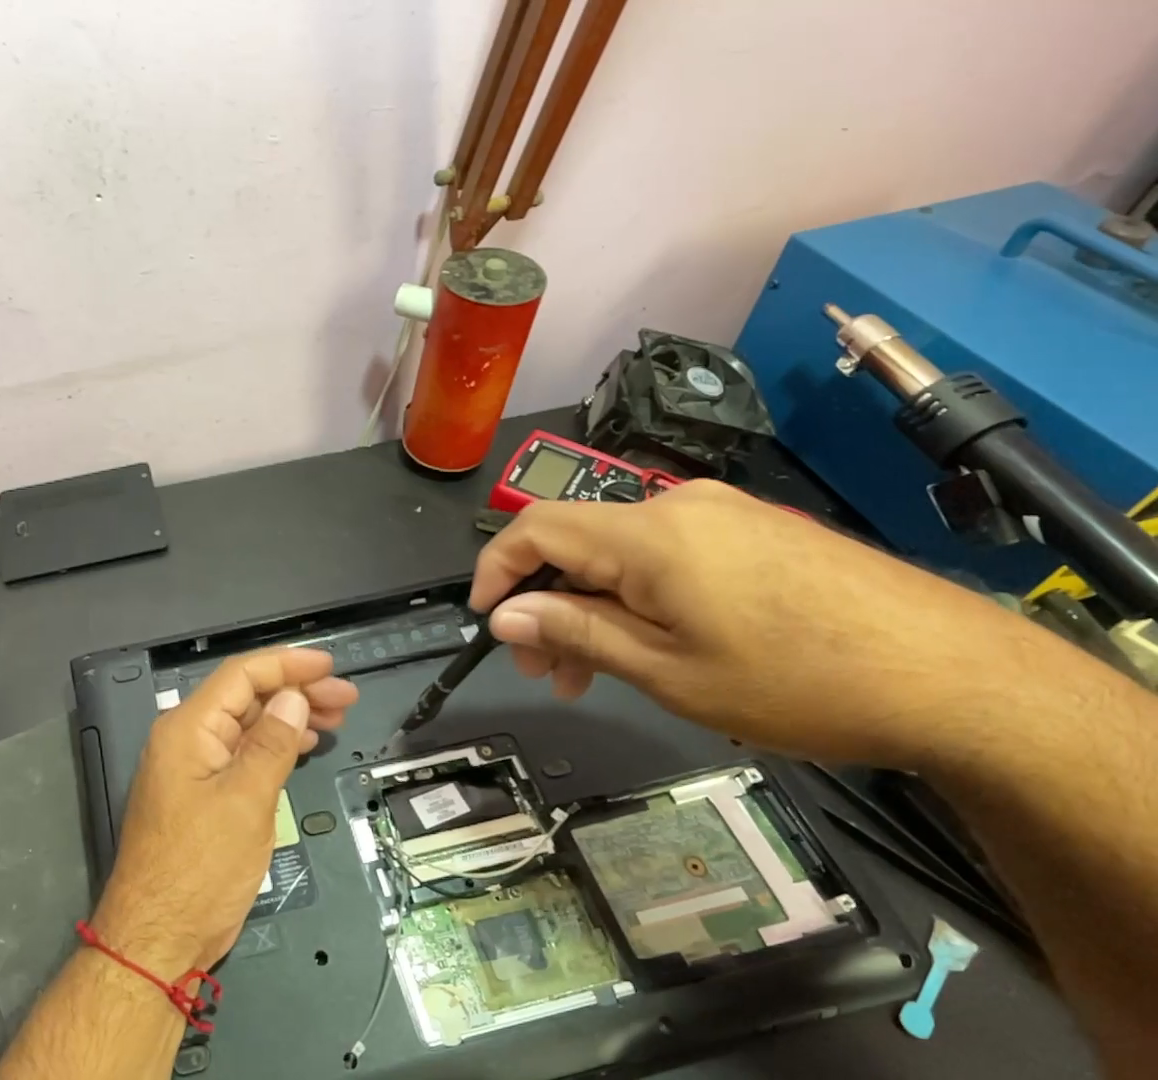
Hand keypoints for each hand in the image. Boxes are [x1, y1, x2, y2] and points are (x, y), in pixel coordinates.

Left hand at [91, 647, 357, 974]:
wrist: (158, 936)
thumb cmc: (199, 869)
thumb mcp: (245, 803)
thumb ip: (271, 745)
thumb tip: (293, 698)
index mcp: (188, 729)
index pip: (240, 676)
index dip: (287, 665)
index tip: (329, 666)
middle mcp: (186, 739)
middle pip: (246, 697)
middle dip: (296, 690)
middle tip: (345, 698)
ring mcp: (193, 768)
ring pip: (247, 724)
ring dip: (290, 717)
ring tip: (336, 718)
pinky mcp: (202, 794)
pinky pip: (243, 753)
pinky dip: (276, 745)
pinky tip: (304, 745)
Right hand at [470, 480, 1062, 767]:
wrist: (957, 677)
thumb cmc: (796, 680)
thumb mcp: (667, 671)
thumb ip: (576, 633)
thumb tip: (504, 615)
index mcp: (647, 533)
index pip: (535, 527)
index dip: (495, 571)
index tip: (483, 621)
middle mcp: (679, 505)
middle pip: (579, 541)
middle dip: (547, 602)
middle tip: (548, 673)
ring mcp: (724, 515)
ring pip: (624, 553)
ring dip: (594, 605)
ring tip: (596, 672)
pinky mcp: (758, 531)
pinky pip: (670, 555)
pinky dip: (639, 596)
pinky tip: (655, 644)